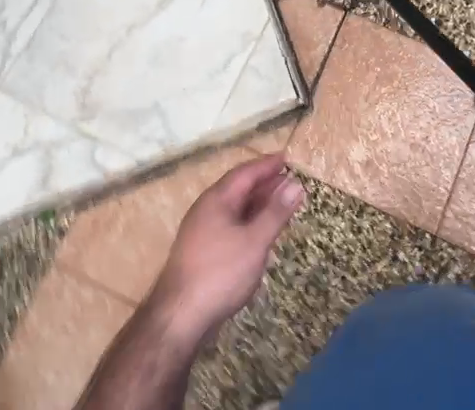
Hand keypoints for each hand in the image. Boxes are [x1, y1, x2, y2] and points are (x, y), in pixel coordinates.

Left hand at [144, 154, 305, 345]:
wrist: (179, 317)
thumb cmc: (220, 273)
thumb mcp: (255, 241)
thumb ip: (276, 212)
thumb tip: (295, 184)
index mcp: (217, 200)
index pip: (245, 173)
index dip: (267, 164)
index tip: (287, 158)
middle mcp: (206, 209)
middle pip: (238, 188)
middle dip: (264, 183)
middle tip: (290, 181)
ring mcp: (201, 231)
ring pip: (234, 208)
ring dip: (257, 204)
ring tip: (280, 205)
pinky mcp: (202, 251)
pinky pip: (230, 224)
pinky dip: (249, 221)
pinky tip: (260, 233)